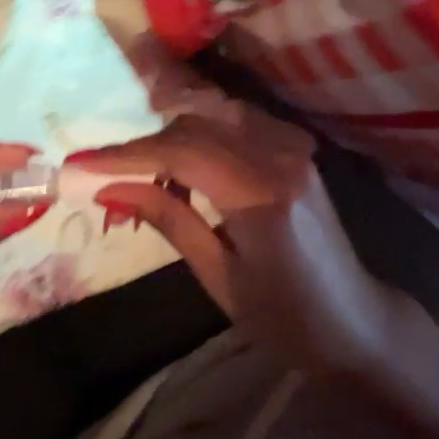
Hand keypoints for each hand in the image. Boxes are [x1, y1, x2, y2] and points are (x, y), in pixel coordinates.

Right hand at [68, 114, 393, 373]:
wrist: (358, 325)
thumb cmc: (287, 318)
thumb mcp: (220, 279)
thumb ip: (169, 220)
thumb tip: (111, 187)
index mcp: (262, 195)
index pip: (180, 152)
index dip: (126, 155)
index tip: (80, 163)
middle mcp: (279, 157)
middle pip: (195, 123)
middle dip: (145, 146)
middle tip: (107, 174)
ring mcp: (292, 148)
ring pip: (214, 113)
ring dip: (172, 135)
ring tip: (146, 173)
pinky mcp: (295, 148)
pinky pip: (236, 121)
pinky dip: (201, 132)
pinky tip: (187, 165)